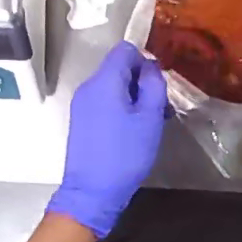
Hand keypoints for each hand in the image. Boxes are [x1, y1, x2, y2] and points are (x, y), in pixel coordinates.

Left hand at [47, 41, 167, 236]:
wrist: (93, 191)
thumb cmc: (125, 154)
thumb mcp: (149, 118)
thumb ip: (153, 85)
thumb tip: (151, 67)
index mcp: (104, 81)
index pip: (125, 50)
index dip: (146, 61)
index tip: (158, 84)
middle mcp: (88, 87)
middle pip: (118, 68)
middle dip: (141, 82)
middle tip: (160, 107)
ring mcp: (82, 104)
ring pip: (112, 87)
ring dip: (133, 98)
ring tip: (149, 123)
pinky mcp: (82, 121)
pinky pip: (104, 103)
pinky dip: (121, 109)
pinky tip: (133, 132)